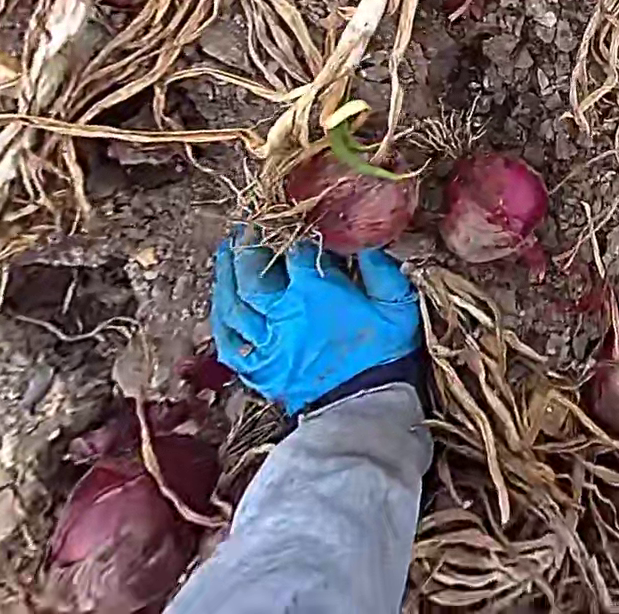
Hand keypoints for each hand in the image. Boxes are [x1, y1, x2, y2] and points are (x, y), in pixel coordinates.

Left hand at [211, 228, 421, 413]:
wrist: (366, 400)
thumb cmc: (385, 346)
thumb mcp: (397, 300)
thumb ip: (382, 267)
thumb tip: (368, 240)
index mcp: (315, 293)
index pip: (295, 252)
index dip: (294, 231)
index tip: (297, 218)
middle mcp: (281, 312)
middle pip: (252, 273)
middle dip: (249, 246)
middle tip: (248, 226)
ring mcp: (264, 340)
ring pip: (232, 304)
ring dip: (227, 275)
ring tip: (226, 252)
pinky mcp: (257, 365)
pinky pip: (228, 339)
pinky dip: (221, 317)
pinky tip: (221, 302)